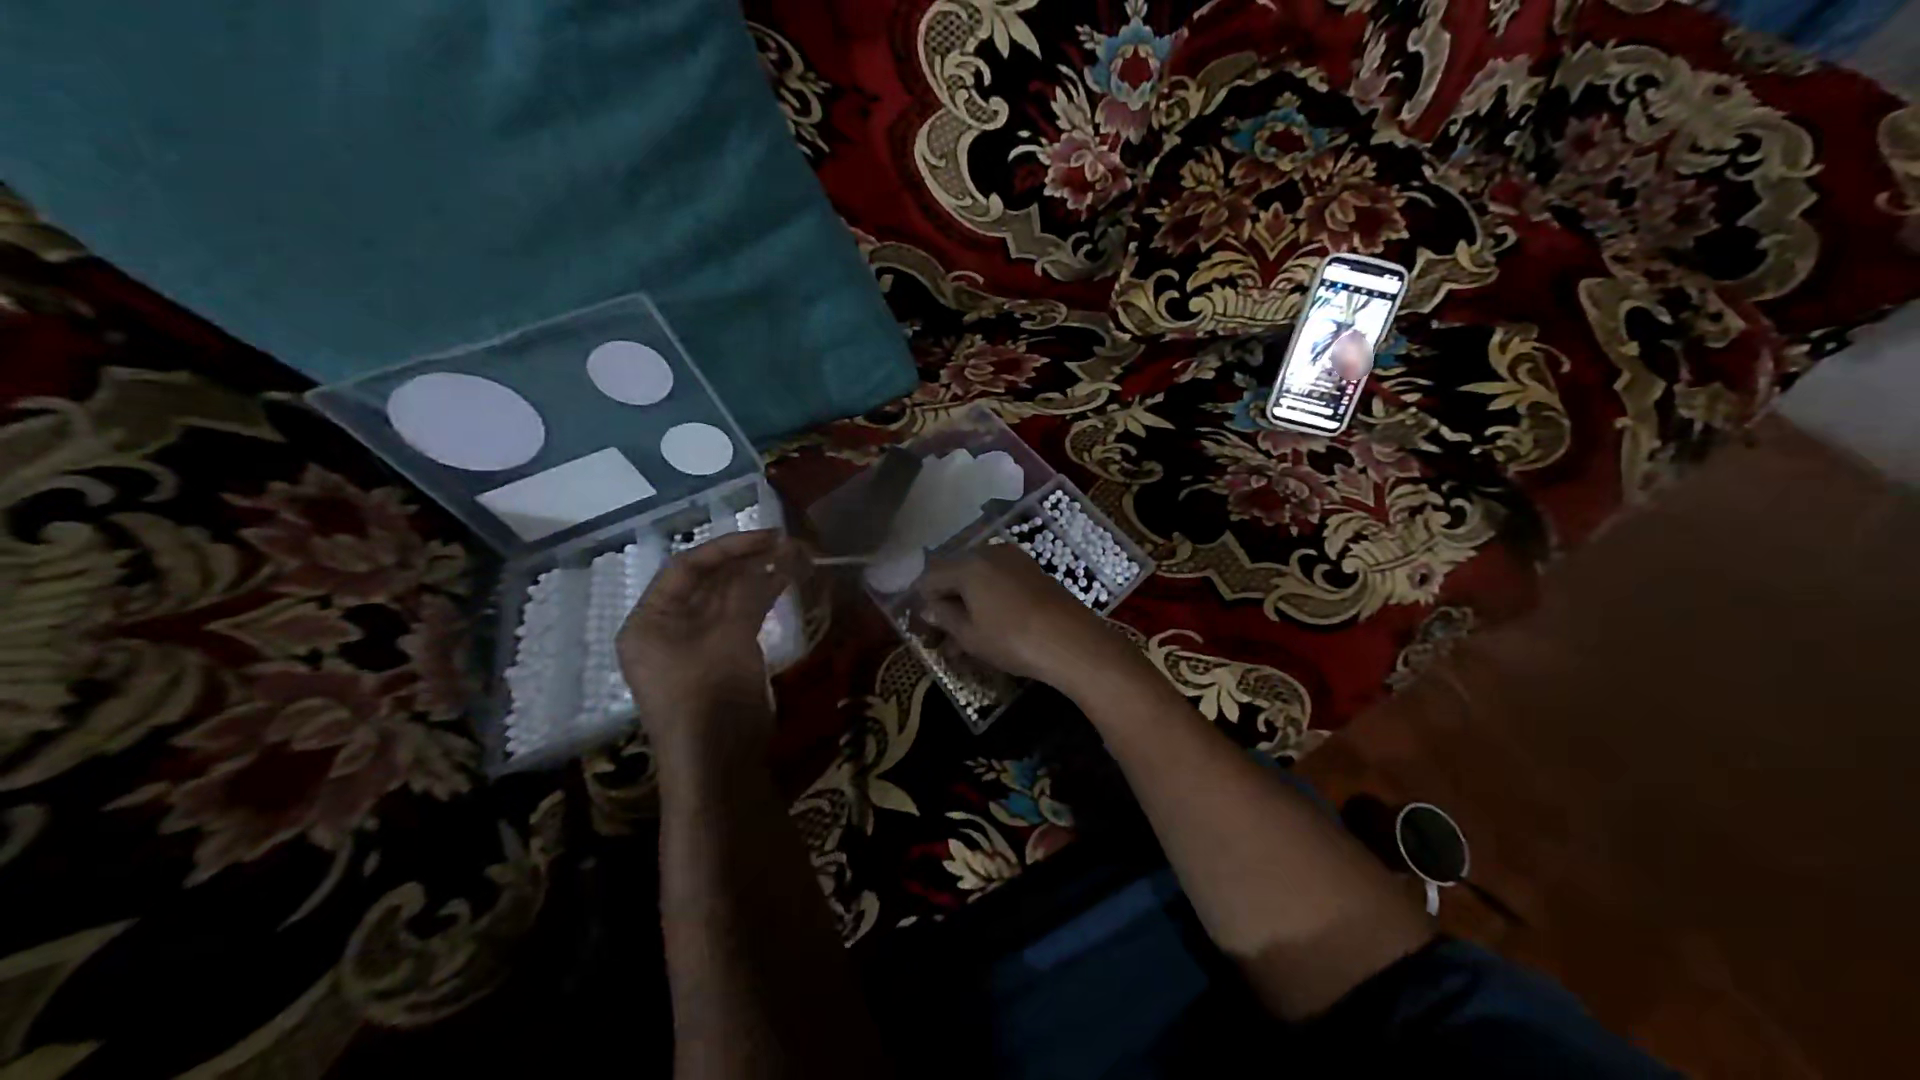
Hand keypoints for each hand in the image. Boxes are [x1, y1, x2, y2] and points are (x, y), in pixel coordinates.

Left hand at [617, 530, 801, 764]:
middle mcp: (663, 631)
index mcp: (648, 621)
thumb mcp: (730, 637)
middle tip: (789, 547)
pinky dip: (757, 605)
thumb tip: (782, 552)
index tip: (771, 537)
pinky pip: (734, 623)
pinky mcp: (715, 665)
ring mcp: (690, 650)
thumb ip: (752, 589)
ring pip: (723, 602)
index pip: (687, 567)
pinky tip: (782, 590)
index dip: (730, 548)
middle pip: (705, 583)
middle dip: (747, 564)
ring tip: (793, 562)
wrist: (718, 768)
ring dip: (756, 582)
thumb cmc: (711, 697)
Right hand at [917, 543, 1138, 699]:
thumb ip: (944, 617)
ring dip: (968, 602)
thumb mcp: (970, 635)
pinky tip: (992, 624)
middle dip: (946, 601)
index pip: (930, 577)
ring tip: (968, 635)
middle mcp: (989, 552)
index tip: (924, 627)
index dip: (922, 602)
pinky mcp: (1033, 570)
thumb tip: (928, 609)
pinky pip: (1000, 579)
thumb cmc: (1013, 639)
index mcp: (967, 565)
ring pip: (979, 577)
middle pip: (955, 572)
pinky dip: (989, 598)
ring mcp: (1014, 558)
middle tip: (944, 634)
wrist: (1072, 641)